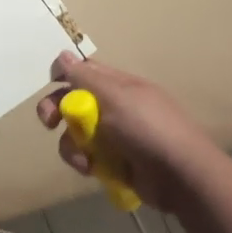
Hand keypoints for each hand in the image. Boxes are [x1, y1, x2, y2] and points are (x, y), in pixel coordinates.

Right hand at [35, 52, 224, 211]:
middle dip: (56, 110)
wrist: (183, 178)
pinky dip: (85, 162)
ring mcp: (115, 136)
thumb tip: (64, 54)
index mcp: (119, 86)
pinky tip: (92, 169)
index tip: (49, 83)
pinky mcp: (114, 162)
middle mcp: (115, 108)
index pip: (84, 72)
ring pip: (75, 133)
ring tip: (83, 158)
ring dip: (72, 144)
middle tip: (49, 122)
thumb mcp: (116, 96)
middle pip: (73, 102)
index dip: (64, 74)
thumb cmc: (149, 129)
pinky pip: (86, 156)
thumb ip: (86, 77)